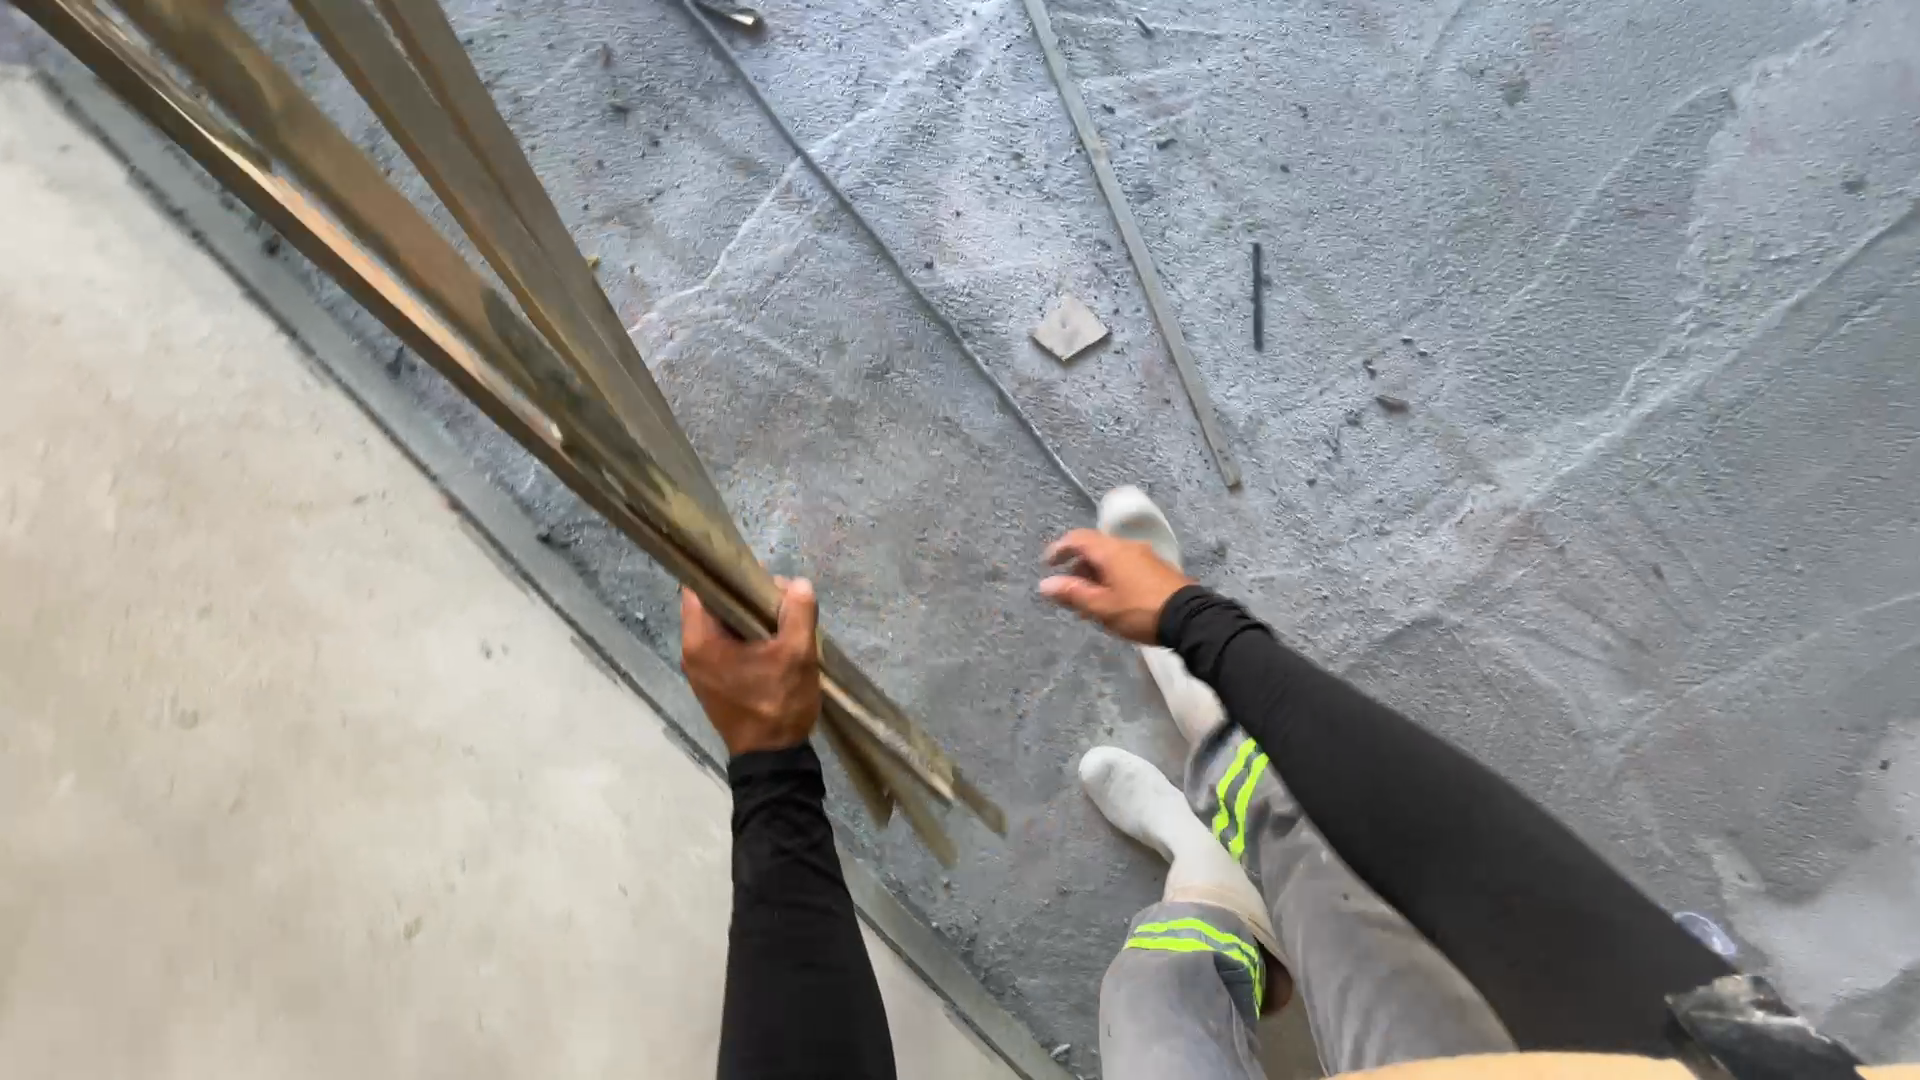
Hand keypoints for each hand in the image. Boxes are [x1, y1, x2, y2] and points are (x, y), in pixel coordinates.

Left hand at [681, 578, 822, 756]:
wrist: (774, 759)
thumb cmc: (779, 704)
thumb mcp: (798, 654)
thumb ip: (798, 613)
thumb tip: (799, 584)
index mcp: (701, 642)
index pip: (698, 588)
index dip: (724, 571)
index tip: (753, 568)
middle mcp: (693, 652)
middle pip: (713, 605)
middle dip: (745, 593)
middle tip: (779, 592)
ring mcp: (703, 669)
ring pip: (723, 624)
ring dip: (749, 614)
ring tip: (782, 613)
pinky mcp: (717, 680)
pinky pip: (728, 644)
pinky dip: (748, 634)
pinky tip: (775, 636)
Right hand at [1038, 529, 1193, 644]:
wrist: (1190, 618)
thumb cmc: (1139, 611)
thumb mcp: (1101, 607)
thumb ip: (1072, 594)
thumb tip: (1045, 584)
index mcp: (1111, 551)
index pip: (1078, 539)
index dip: (1059, 549)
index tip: (1047, 564)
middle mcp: (1127, 547)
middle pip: (1094, 548)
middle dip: (1077, 567)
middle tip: (1068, 590)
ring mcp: (1145, 556)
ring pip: (1110, 559)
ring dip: (1094, 575)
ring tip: (1088, 601)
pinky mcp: (1157, 569)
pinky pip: (1125, 566)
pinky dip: (1111, 577)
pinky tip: (1111, 600)